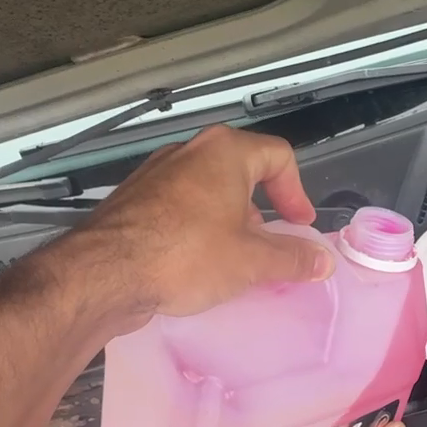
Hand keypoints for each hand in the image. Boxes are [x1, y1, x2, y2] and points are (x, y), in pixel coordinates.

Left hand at [35, 125, 334, 336]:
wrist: (104, 274)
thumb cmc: (187, 255)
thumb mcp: (253, 261)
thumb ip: (293, 258)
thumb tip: (322, 261)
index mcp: (225, 153)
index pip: (278, 157)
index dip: (297, 192)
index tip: (299, 225)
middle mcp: (189, 153)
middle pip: (242, 172)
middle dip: (263, 209)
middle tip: (272, 243)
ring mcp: (156, 174)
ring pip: (209, 191)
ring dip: (231, 220)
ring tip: (236, 257)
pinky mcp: (134, 201)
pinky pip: (181, 208)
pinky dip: (200, 229)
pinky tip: (198, 263)